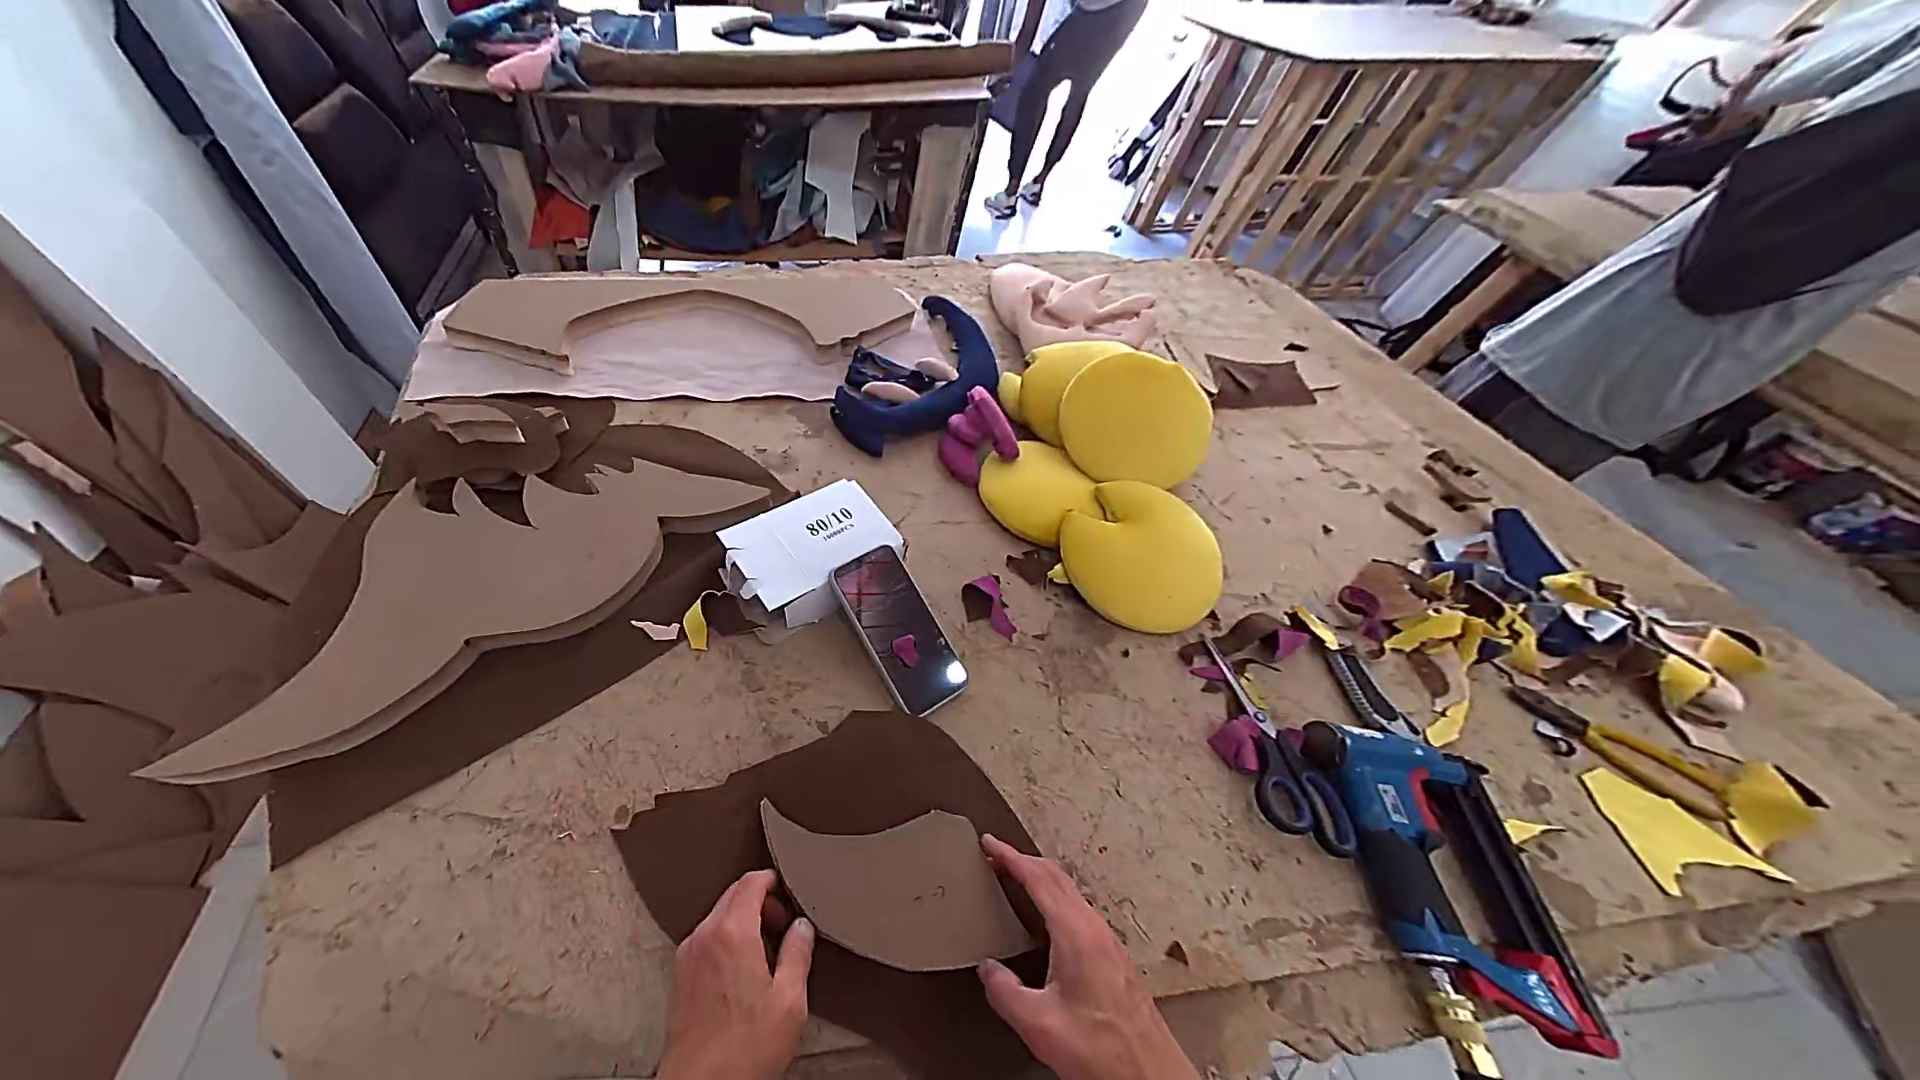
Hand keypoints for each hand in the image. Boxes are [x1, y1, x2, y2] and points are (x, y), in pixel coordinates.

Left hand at [657, 869, 815, 1079]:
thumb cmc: (743, 1051)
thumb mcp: (789, 1000)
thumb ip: (798, 953)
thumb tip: (802, 928)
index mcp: (732, 933)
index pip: (751, 881)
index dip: (773, 882)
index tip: (788, 895)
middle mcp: (704, 937)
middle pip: (734, 894)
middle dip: (761, 900)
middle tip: (782, 925)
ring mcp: (688, 957)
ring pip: (719, 915)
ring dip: (744, 919)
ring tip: (765, 951)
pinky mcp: (680, 977)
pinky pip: (707, 938)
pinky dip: (727, 939)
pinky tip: (743, 970)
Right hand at [976, 835, 1198, 1079]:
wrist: (1150, 1074)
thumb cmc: (1101, 1051)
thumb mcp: (1040, 1025)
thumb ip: (1006, 993)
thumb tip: (988, 970)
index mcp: (1075, 933)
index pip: (1038, 878)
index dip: (1010, 856)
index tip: (990, 842)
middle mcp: (1093, 927)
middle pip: (1055, 876)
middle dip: (1023, 859)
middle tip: (996, 856)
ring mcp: (1106, 938)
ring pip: (1068, 890)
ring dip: (1040, 877)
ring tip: (1015, 879)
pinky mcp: (1112, 954)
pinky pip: (1077, 907)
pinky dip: (1054, 895)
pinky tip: (1045, 915)